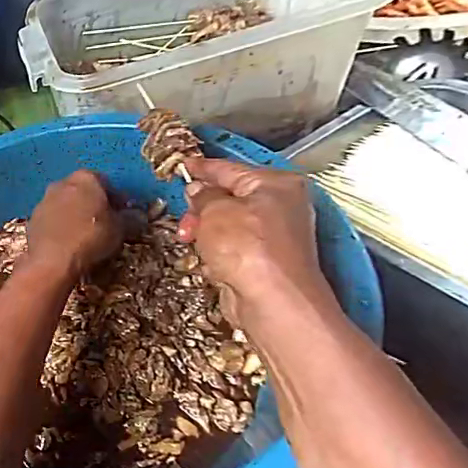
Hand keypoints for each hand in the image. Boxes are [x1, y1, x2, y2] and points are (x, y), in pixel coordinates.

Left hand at [24, 170, 127, 280]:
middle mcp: (62, 183)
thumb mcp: (120, 229)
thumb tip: (139, 216)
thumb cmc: (91, 238)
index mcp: (86, 178)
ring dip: (76, 216)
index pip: (106, 183)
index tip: (123, 215)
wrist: (52, 261)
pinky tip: (69, 244)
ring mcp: (44, 201)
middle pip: (84, 192)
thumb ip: (131, 219)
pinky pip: (53, 220)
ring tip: (86, 237)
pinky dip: (61, 228)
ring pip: (66, 205)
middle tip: (106, 225)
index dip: (117, 199)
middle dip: (95, 205)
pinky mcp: (32, 220)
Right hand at [178, 157, 332, 326]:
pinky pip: (234, 250)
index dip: (202, 168)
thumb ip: (203, 196)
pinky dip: (219, 254)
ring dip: (207, 234)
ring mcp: (277, 238)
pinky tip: (211, 263)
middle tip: (186, 221)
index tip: (184, 165)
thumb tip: (198, 191)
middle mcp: (283, 207)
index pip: (230, 169)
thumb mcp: (214, 211)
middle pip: (231, 199)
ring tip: (193, 243)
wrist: (273, 301)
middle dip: (202, 210)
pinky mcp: (268, 264)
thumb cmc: (249, 250)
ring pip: (230, 226)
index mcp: (276, 184)